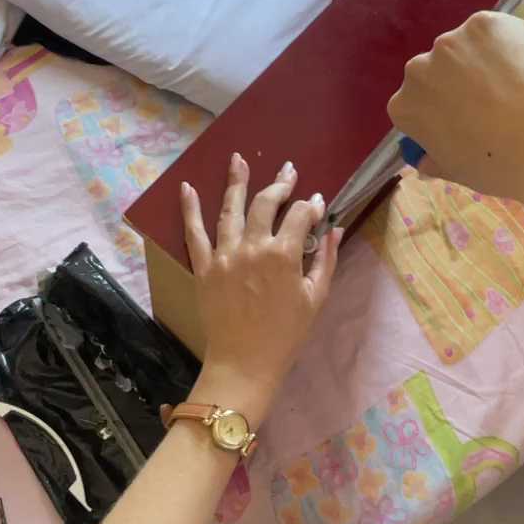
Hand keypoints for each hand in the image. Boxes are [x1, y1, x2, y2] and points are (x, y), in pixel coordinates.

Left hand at [179, 154, 339, 424]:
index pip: (299, 216)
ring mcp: (225, 254)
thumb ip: (326, 260)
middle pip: (265, 204)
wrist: (244, 363)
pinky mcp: (204, 267)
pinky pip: (194, 233)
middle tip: (288, 172)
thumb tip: (335, 229)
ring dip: (236, 182)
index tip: (317, 204)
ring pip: (230, 209)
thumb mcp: (316, 298)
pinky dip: (190, 209)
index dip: (310, 206)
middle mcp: (252, 247)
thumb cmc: (286, 334)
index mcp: (283, 254)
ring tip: (239, 160)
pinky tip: (188, 188)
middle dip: (279, 185)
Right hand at [388, 11, 523, 200]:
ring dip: (481, 60)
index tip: (461, 120)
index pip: (414, 102)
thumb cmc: (495, 165)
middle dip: (456, 82)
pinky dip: (507, 44)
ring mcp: (450, 41)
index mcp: (404, 106)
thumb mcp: (453, 172)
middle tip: (490, 102)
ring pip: (465, 48)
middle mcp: (418, 68)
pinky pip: (493, 32)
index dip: (438, 110)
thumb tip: (426, 159)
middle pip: (436, 71)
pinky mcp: (483, 22)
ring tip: (513, 84)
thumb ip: (434, 160)